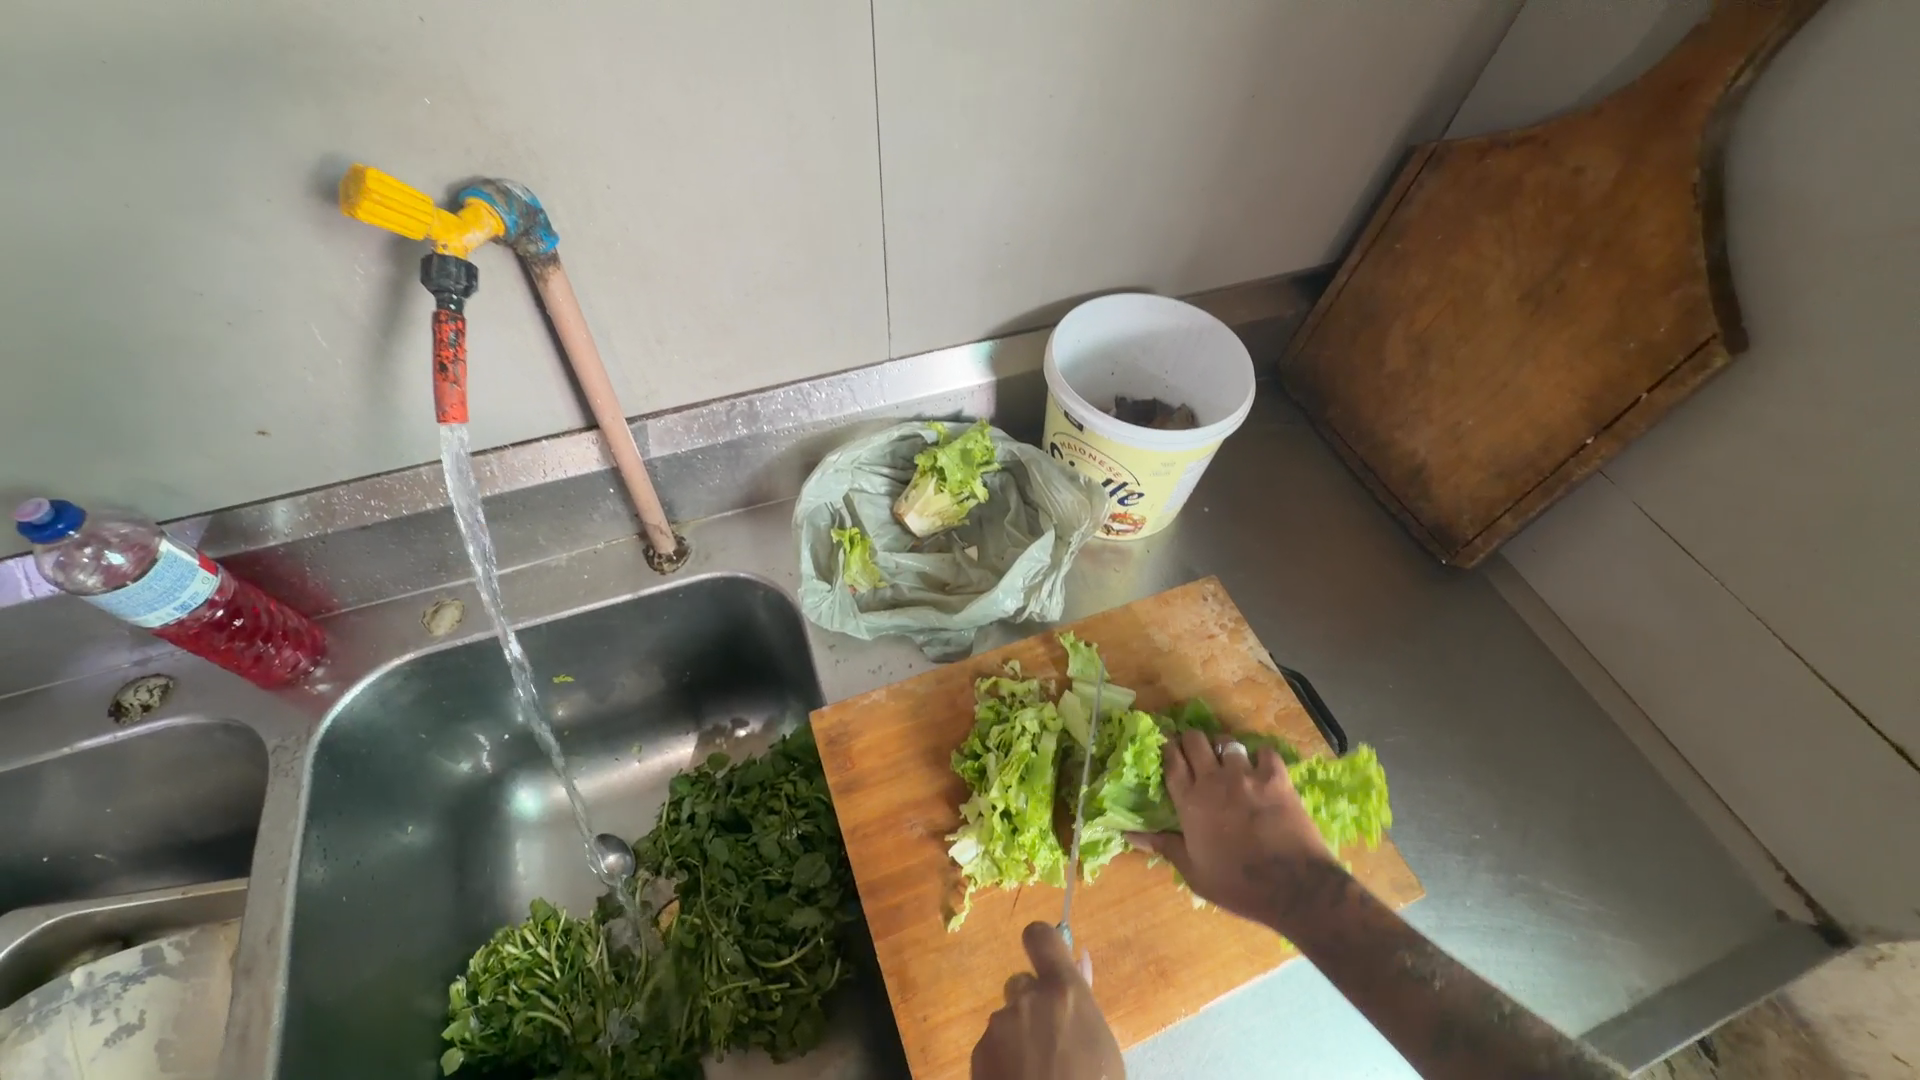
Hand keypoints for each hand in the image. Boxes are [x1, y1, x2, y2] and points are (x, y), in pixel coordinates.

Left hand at [971, 922, 1123, 1079]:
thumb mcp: (1103, 1045)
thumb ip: (1084, 998)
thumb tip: (1079, 958)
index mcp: (1063, 992)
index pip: (1040, 937)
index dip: (1042, 943)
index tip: (1046, 956)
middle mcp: (1026, 999)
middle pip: (1022, 984)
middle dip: (1032, 1005)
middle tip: (1051, 1041)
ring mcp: (999, 1026)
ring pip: (1007, 1019)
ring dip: (1018, 1036)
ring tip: (1038, 1071)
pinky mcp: (979, 1053)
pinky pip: (992, 1045)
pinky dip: (1002, 1060)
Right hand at [1127, 728, 1333, 925]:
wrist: (1294, 888)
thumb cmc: (1238, 885)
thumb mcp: (1194, 872)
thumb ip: (1164, 846)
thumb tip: (1130, 835)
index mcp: (1190, 802)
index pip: (1171, 761)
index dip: (1168, 749)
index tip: (1167, 747)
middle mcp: (1214, 780)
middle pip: (1195, 741)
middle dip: (1192, 742)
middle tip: (1196, 755)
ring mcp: (1247, 776)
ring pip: (1227, 742)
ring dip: (1223, 748)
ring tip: (1227, 760)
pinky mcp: (1277, 778)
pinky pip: (1265, 752)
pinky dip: (1260, 757)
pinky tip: (1261, 770)